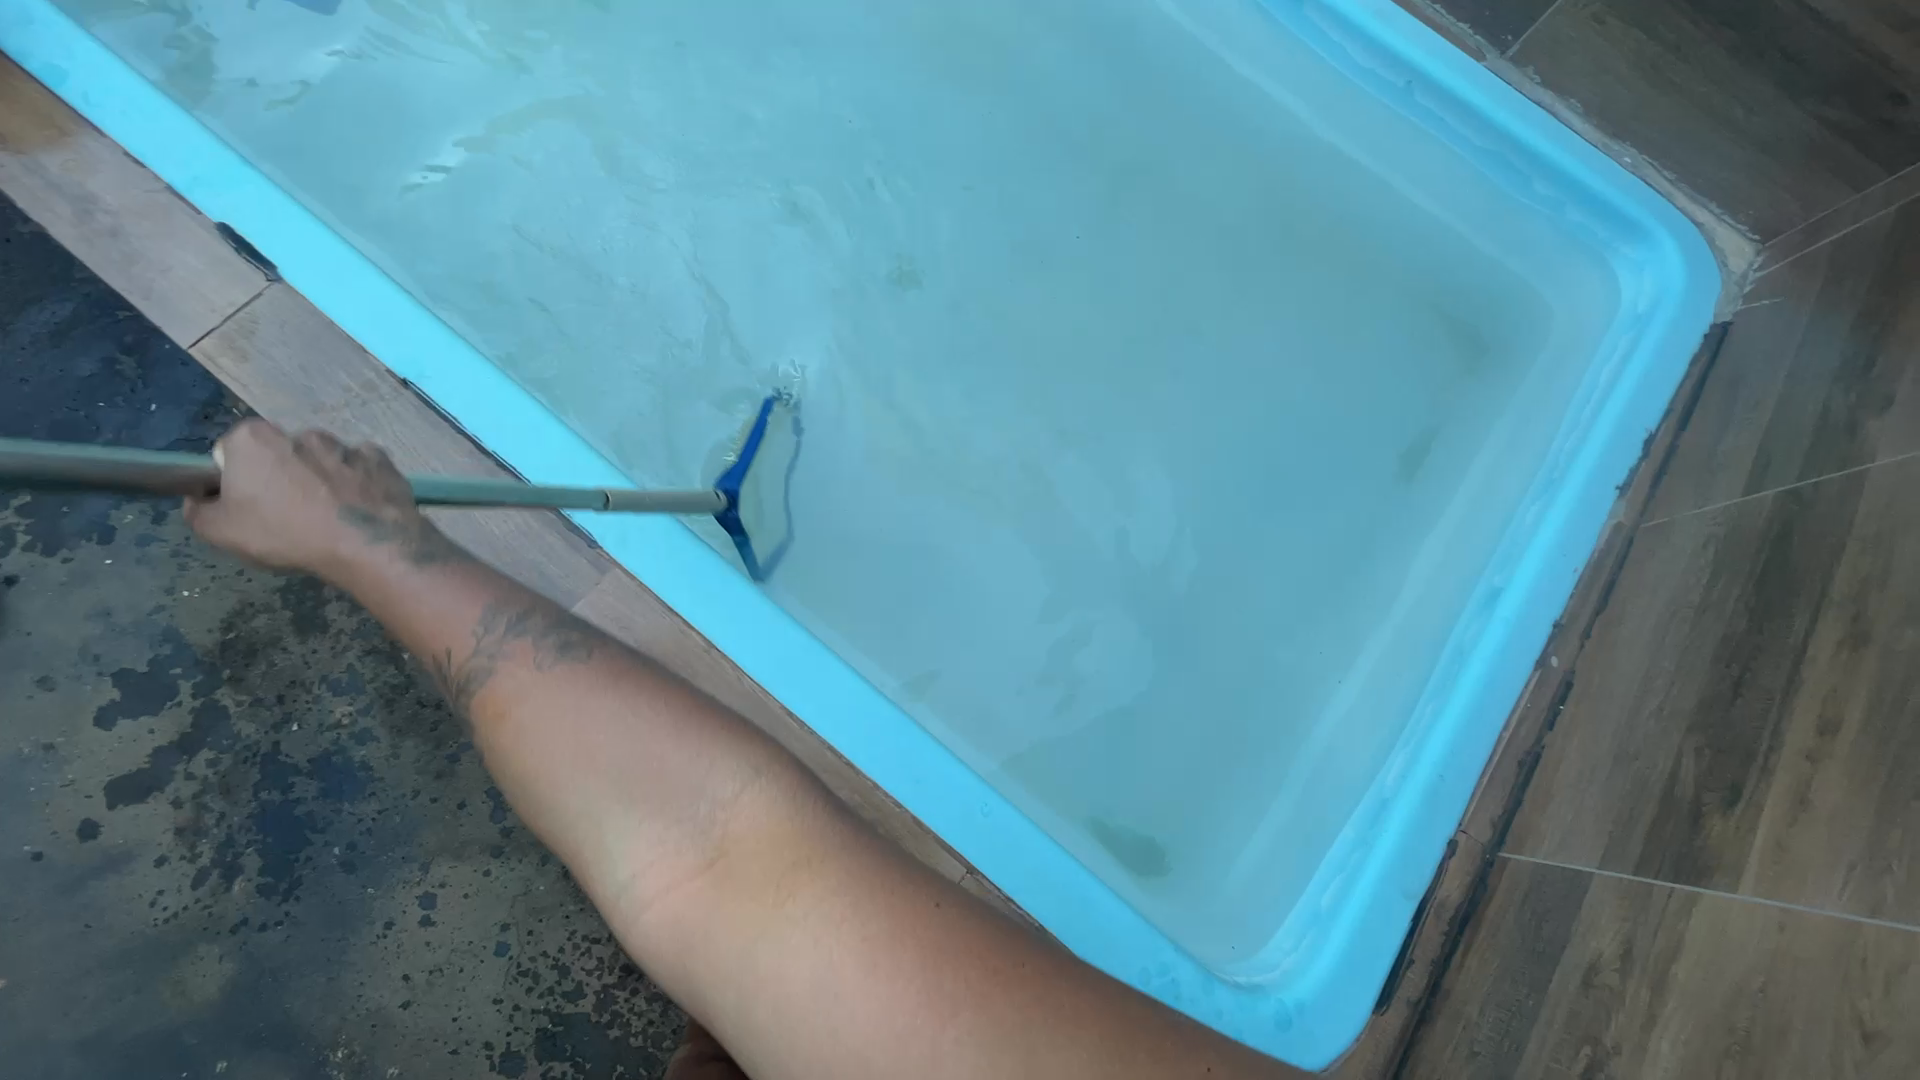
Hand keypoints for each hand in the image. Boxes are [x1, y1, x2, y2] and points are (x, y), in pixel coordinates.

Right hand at [184, 419, 465, 579]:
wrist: (368, 546)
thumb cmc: (286, 534)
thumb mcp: (218, 530)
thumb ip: (199, 508)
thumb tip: (203, 498)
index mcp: (255, 438)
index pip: (235, 450)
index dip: (239, 475)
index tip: (250, 501)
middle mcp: (304, 432)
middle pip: (285, 453)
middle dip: (286, 474)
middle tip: (292, 511)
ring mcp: (350, 445)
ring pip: (327, 460)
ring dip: (326, 478)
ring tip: (331, 513)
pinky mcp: (385, 462)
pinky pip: (365, 470)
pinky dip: (361, 484)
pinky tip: (361, 508)